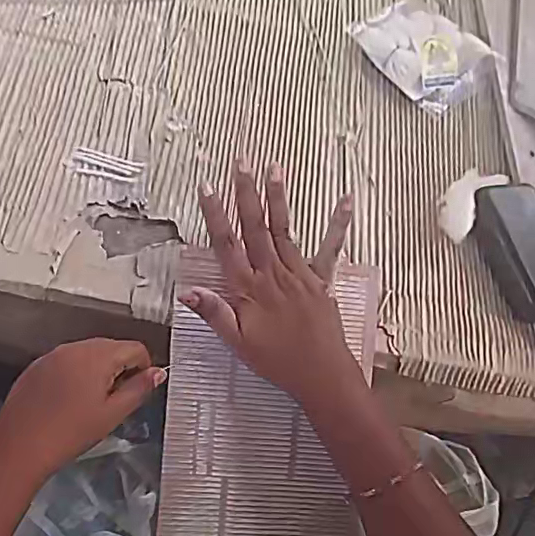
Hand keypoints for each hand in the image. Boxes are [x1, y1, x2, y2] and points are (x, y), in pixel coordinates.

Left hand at [0, 338, 162, 488]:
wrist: (21, 445)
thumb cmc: (70, 432)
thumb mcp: (112, 414)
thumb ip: (138, 389)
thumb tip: (157, 373)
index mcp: (97, 356)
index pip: (135, 348)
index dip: (144, 367)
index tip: (139, 389)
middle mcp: (73, 348)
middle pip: (110, 347)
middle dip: (120, 368)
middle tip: (116, 401)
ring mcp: (51, 356)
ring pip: (86, 354)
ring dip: (97, 372)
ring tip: (91, 405)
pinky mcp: (36, 367)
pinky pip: (64, 363)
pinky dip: (74, 376)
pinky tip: (68, 403)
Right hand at [185, 163, 358, 408]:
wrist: (321, 374)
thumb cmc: (277, 361)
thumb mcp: (239, 343)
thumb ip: (215, 314)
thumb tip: (188, 291)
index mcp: (250, 290)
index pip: (228, 247)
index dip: (217, 216)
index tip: (208, 188)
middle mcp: (273, 275)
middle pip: (256, 229)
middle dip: (247, 194)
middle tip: (241, 161)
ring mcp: (299, 275)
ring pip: (285, 231)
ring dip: (278, 199)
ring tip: (274, 168)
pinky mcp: (321, 281)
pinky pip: (329, 249)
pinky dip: (338, 225)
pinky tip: (346, 200)